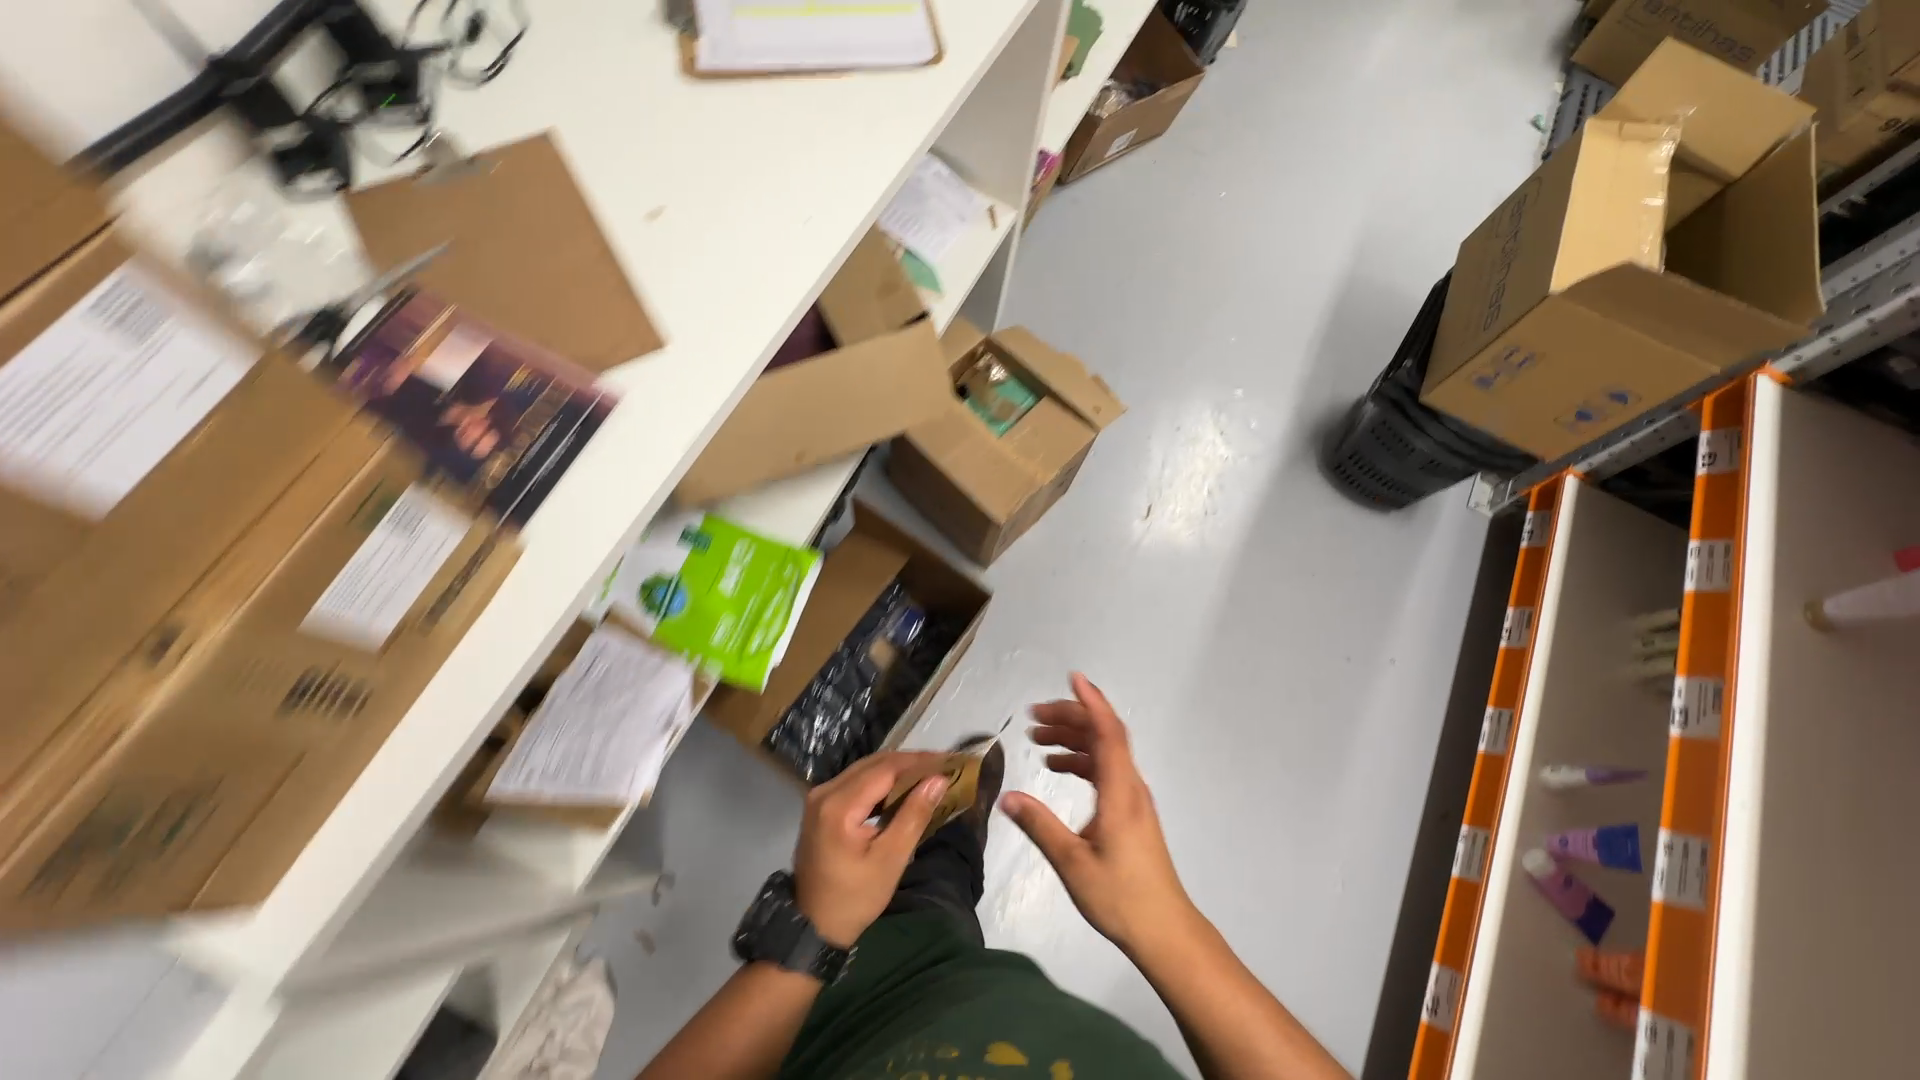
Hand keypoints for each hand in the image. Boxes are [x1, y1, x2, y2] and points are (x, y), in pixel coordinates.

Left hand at [793, 751, 949, 946]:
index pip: (885, 769)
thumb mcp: (890, 860)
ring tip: (930, 774)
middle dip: (911, 762)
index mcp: (838, 805)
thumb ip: (914, 815)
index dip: (919, 762)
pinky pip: (856, 783)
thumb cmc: (855, 898)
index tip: (949, 761)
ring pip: (865, 770)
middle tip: (944, 765)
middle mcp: (824, 792)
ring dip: (897, 770)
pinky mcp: (821, 806)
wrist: (814, 925)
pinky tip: (903, 788)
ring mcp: (819, 797)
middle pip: (874, 764)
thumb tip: (939, 780)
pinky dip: (881, 782)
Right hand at [1001, 674, 1196, 954]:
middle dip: (1070, 718)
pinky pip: (1106, 771)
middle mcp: (1130, 787)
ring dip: (1073, 739)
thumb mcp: (1072, 862)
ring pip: (1104, 753)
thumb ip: (1039, 825)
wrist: (1164, 930)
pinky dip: (1081, 761)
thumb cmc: (1120, 895)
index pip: (1108, 732)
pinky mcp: (1131, 814)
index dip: (1090, 702)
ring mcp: (1133, 800)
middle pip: (1104, 736)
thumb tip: (1006, 796)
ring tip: (1038, 739)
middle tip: (1034, 715)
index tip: (1072, 678)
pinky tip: (1058, 769)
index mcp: (1120, 791)